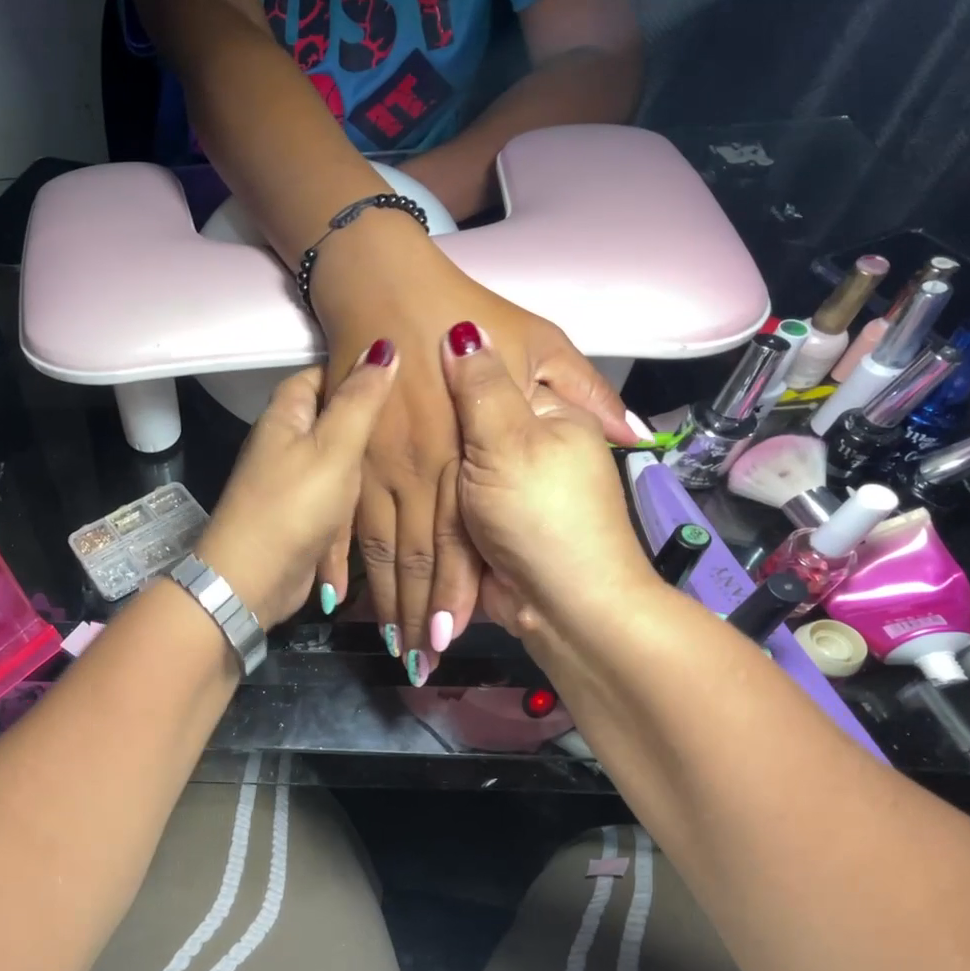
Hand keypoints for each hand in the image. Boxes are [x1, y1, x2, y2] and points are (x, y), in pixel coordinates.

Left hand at [195, 353, 397, 629]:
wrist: (253, 580)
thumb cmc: (294, 505)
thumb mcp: (335, 447)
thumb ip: (360, 399)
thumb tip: (383, 345)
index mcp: (287, 414)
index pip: (322, 373)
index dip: (358, 367)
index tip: (405, 368)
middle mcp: (286, 442)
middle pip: (333, 416)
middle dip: (372, 417)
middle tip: (425, 414)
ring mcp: (293, 480)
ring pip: (340, 460)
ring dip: (370, 463)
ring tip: (421, 455)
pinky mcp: (302, 515)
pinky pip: (338, 499)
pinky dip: (359, 501)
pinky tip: (392, 502)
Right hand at [307, 219, 641, 683]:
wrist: (392, 308)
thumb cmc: (475, 323)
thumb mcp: (546, 347)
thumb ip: (580, 391)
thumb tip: (633, 425)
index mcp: (489, 448)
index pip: (476, 530)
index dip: (466, 588)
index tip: (472, 636)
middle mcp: (441, 470)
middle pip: (427, 553)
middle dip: (423, 612)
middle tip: (418, 662)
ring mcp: (400, 472)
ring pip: (388, 548)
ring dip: (389, 601)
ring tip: (387, 644)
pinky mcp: (367, 468)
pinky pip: (352, 522)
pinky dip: (344, 563)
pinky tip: (336, 597)